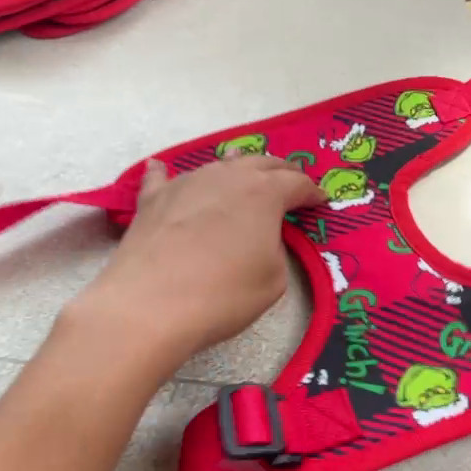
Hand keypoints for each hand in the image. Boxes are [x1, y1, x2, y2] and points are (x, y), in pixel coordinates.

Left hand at [72, 155, 324, 357]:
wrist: (150, 306)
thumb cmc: (223, 293)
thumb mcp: (274, 277)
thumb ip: (275, 247)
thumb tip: (260, 237)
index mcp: (265, 193)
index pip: (298, 184)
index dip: (313, 192)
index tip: (321, 200)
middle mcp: (228, 177)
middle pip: (262, 163)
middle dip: (281, 171)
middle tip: (292, 182)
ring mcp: (187, 183)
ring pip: (218, 165)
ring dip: (236, 167)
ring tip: (242, 167)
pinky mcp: (153, 200)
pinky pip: (161, 178)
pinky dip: (166, 173)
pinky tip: (160, 167)